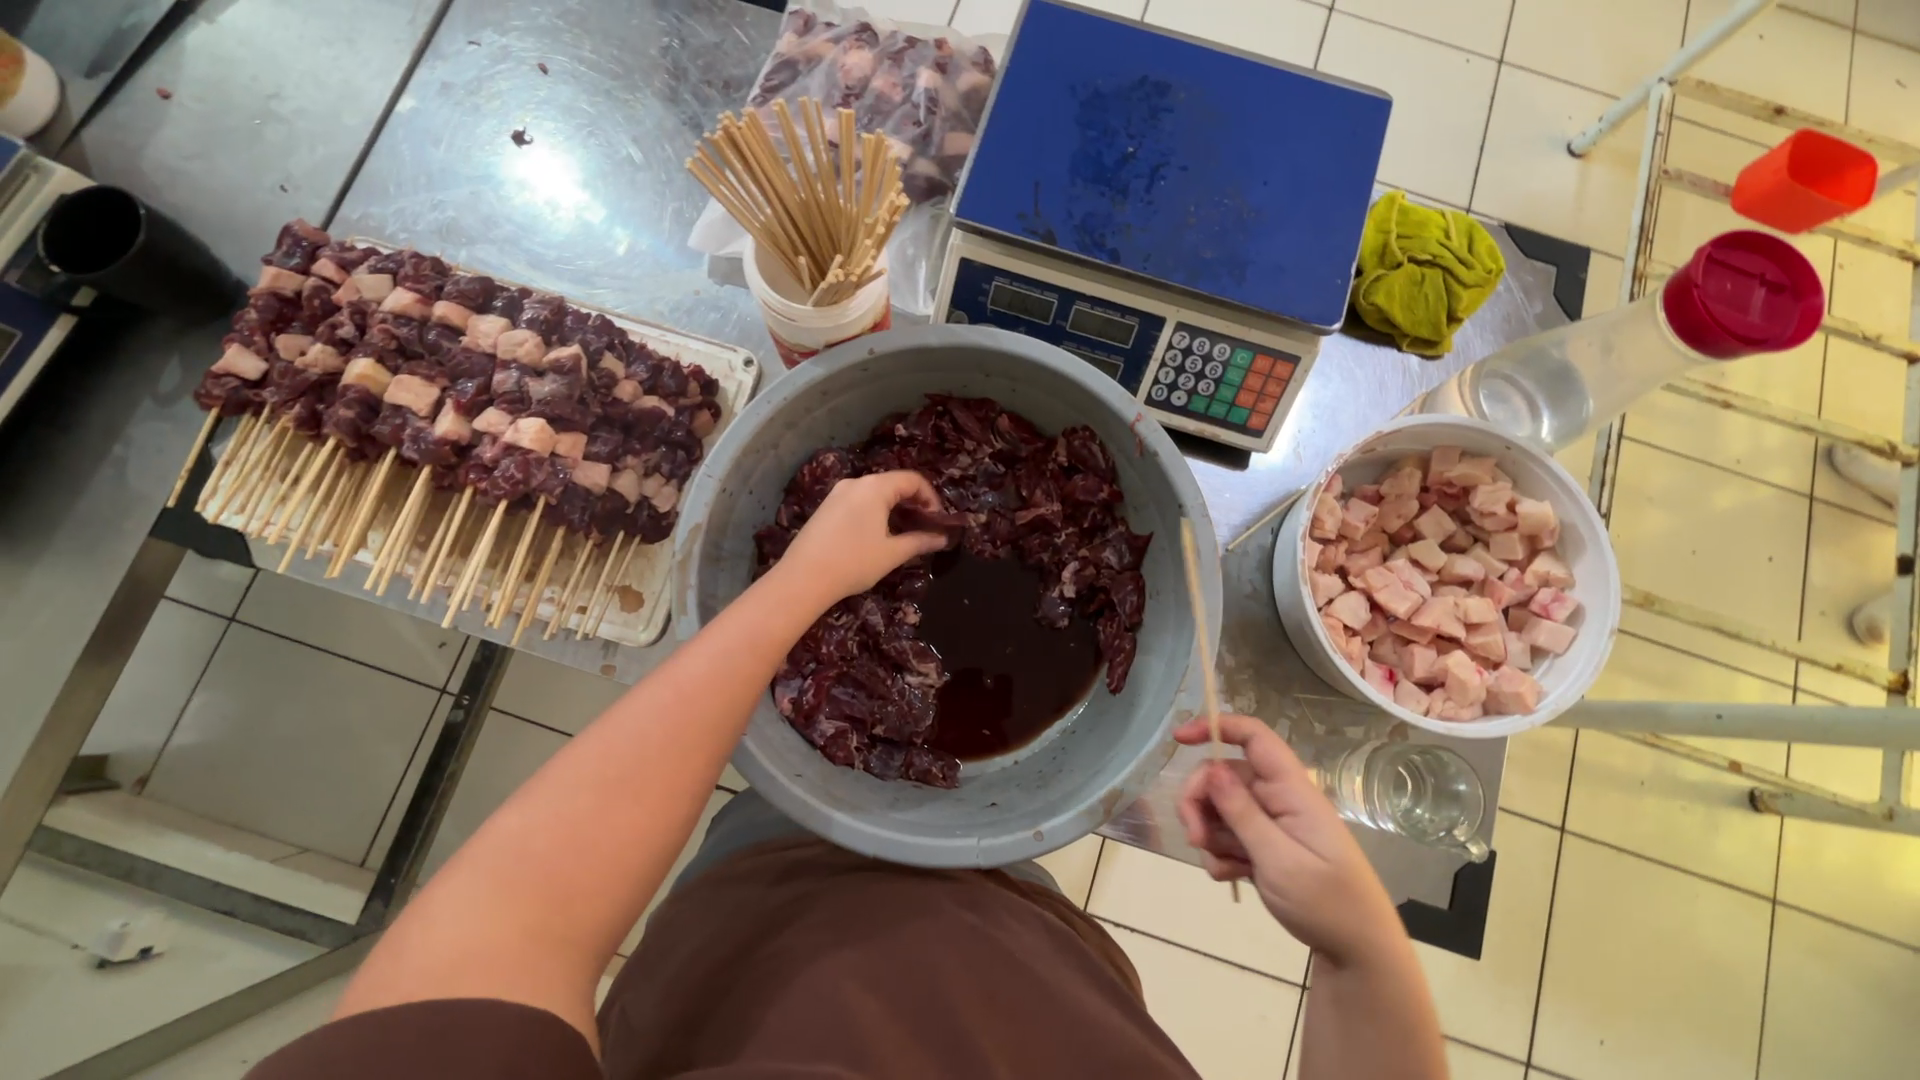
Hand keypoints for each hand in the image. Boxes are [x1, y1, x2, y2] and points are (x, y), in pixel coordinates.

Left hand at [776, 471, 950, 604]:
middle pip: (894, 484)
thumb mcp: (892, 553)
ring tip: (904, 534)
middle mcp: (856, 483)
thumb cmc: (854, 562)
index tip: (938, 521)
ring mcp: (838, 494)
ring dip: (895, 509)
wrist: (803, 578)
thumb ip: (920, 541)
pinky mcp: (826, 507)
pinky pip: (859, 502)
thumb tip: (942, 538)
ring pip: (876, 493)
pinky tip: (878, 535)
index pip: (913, 480)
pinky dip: (876, 512)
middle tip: (925, 528)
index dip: (931, 498)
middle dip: (914, 504)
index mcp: (875, 487)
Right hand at [1173, 714, 1404, 967]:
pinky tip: (1231, 877)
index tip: (1178, 739)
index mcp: (1292, 790)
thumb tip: (1212, 768)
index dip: (1217, 726)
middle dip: (1199, 801)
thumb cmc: (1327, 903)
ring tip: (1221, 866)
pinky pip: (1228, 836)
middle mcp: (1279, 799)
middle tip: (1196, 837)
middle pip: (1223, 776)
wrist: (1357, 951)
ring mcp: (1271, 823)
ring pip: (1220, 808)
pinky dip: (1220, 854)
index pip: (1254, 737)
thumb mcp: (1280, 860)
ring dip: (1209, 833)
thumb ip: (1242, 813)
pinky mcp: (1264, 847)